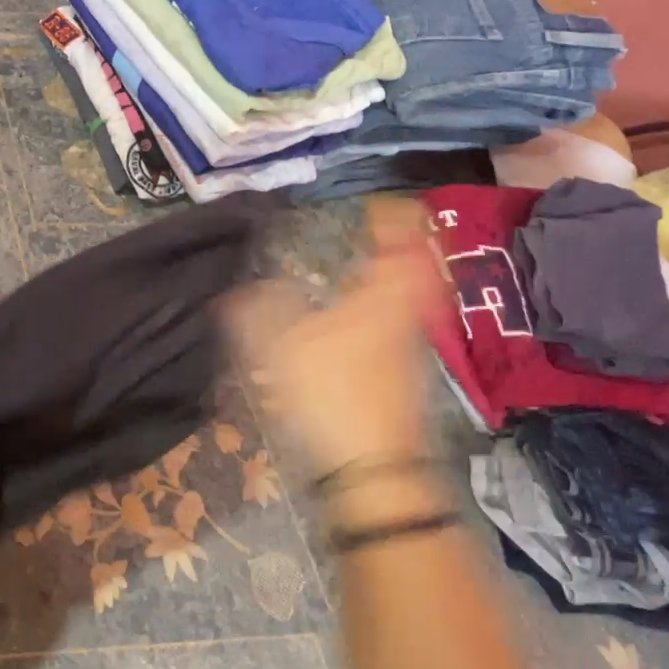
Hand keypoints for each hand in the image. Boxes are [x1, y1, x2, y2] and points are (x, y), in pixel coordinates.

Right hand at [226, 200, 443, 480]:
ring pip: (412, 295)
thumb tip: (249, 284)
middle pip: (419, 269)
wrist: (372, 469)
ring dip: (400, 272)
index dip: (396, 218)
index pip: (401, 245)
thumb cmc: (331, 394)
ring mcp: (408, 347)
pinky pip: (400, 318)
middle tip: (387, 223)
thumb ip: (258, 307)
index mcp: (381, 298)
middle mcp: (404, 316)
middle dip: (406, 243)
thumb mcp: (279, 344)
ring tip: (373, 258)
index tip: (385, 199)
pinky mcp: (401, 373)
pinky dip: (388, 302)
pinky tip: (358, 311)